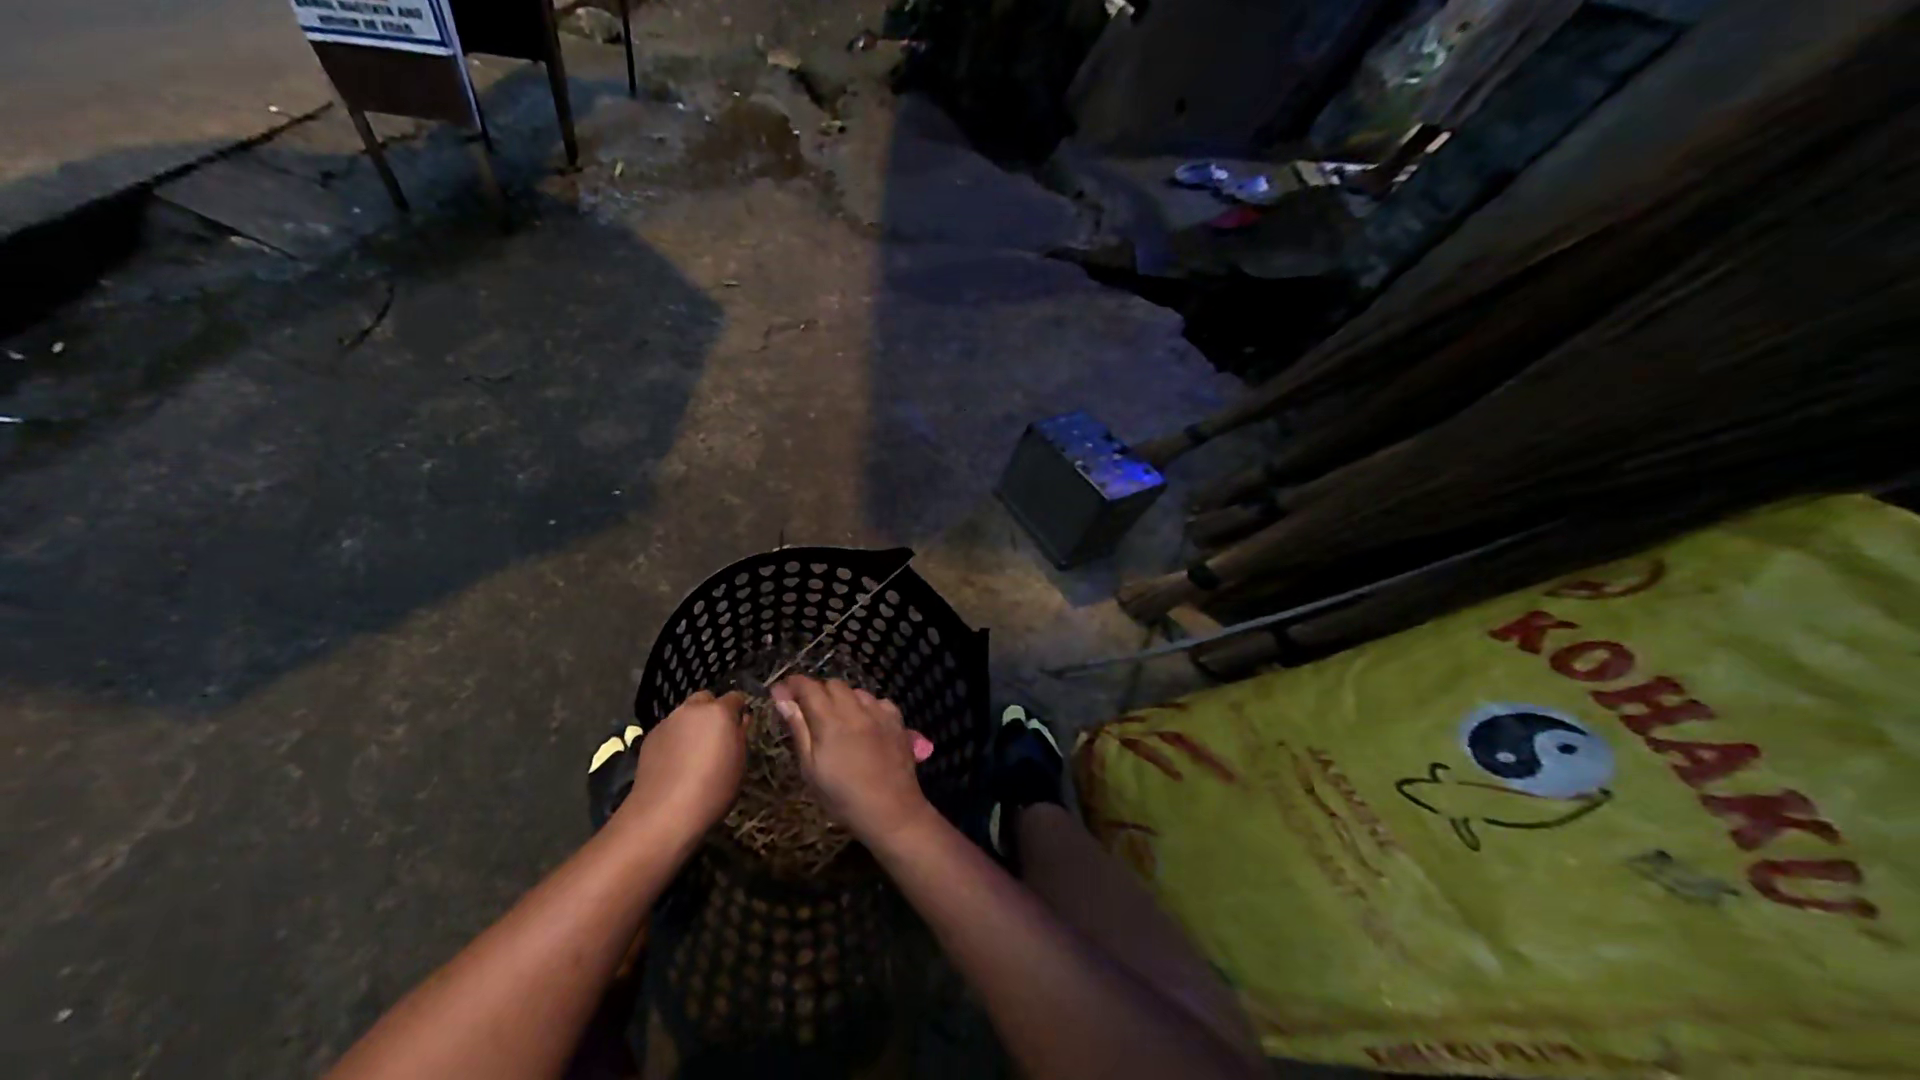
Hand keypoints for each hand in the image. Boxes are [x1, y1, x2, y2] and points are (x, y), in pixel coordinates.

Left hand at [625, 690, 746, 834]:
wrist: (664, 812)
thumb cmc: (713, 788)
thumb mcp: (739, 762)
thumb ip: (740, 734)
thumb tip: (739, 720)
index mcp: (719, 712)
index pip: (735, 697)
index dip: (739, 710)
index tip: (740, 727)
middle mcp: (691, 710)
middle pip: (705, 699)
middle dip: (712, 710)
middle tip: (716, 736)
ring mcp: (667, 722)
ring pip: (685, 714)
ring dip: (692, 724)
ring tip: (694, 751)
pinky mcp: (650, 738)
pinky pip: (669, 730)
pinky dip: (675, 738)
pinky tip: (675, 761)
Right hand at [772, 676, 935, 842]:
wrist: (891, 811)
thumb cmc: (842, 797)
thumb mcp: (810, 768)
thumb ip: (798, 729)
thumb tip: (782, 698)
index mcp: (831, 722)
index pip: (809, 687)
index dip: (793, 684)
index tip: (782, 692)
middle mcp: (856, 710)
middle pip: (833, 684)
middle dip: (817, 691)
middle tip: (809, 711)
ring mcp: (880, 713)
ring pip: (856, 691)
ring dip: (842, 698)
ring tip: (838, 720)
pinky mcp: (898, 721)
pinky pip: (878, 701)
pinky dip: (867, 706)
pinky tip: (864, 724)